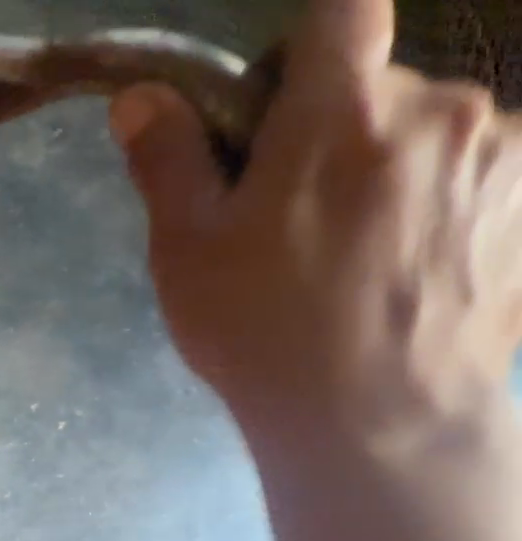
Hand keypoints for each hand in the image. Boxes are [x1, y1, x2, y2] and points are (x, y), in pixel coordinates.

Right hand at [110, 0, 521, 445]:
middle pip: (376, 84)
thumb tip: (141, 95)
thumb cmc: (259, 327)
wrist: (379, 413)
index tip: (265, 108)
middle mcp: (445, 106)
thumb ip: (169, 161)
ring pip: (425, 128)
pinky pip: (470, 168)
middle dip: (326, 128)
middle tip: (280, 213)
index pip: (340, 13)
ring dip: (381, 165)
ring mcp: (506, 149)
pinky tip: (395, 267)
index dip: (298, 46)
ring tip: (342, 252)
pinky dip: (428, 198)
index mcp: (345, 112)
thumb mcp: (184, 250)